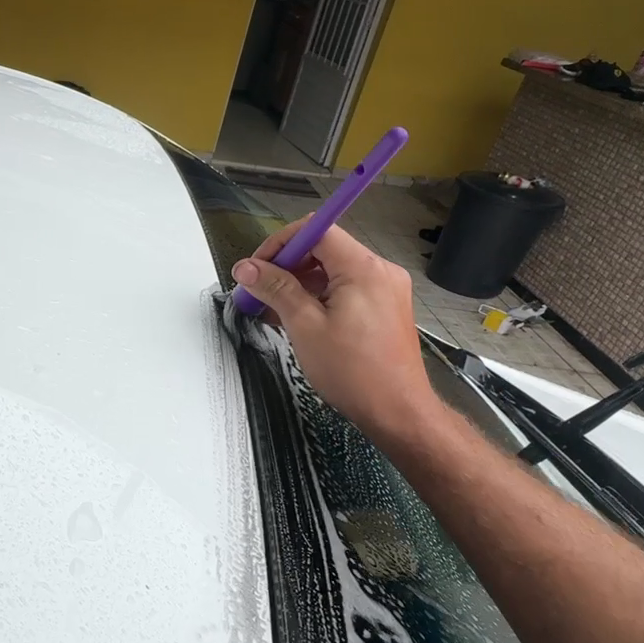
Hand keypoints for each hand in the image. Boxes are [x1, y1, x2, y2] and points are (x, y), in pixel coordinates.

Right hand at [232, 218, 441, 441]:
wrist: (398, 412)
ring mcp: (386, 289)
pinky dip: (319, 296)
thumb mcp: (304, 326)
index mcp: (363, 269)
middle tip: (259, 291)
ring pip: (333, 270)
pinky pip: (345, 288)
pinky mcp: (385, 307)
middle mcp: (380, 271)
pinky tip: (298, 318)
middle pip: (324, 248)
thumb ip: (276, 289)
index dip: (281, 243)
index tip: (257, 267)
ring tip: (274, 310)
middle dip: (287, 265)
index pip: (317, 230)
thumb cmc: (353, 371)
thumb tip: (245, 268)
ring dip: (300, 283)